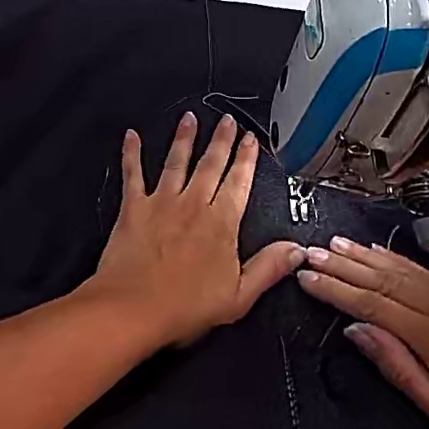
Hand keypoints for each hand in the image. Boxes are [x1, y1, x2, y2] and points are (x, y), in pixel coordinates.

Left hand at [83, 113, 303, 348]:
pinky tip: (131, 136)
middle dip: (221, 140)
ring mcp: (162, 202)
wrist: (132, 310)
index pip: (238, 181)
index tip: (250, 139)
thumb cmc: (185, 307)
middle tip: (227, 120)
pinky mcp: (133, 209)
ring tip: (190, 118)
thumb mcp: (238, 296)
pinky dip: (131, 154)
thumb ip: (268, 268)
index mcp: (221, 222)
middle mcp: (194, 204)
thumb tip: (297, 250)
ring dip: (185, 138)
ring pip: (176, 161)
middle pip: (211, 164)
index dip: (246, 158)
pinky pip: (133, 174)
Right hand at [298, 238, 428, 428]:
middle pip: (392, 279)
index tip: (310, 276)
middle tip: (316, 250)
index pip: (377, 304)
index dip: (338, 289)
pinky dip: (407, 265)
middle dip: (349, 264)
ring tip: (343, 245)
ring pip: (414, 272)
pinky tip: (393, 259)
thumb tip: (361, 335)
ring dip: (374, 257)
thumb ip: (400, 369)